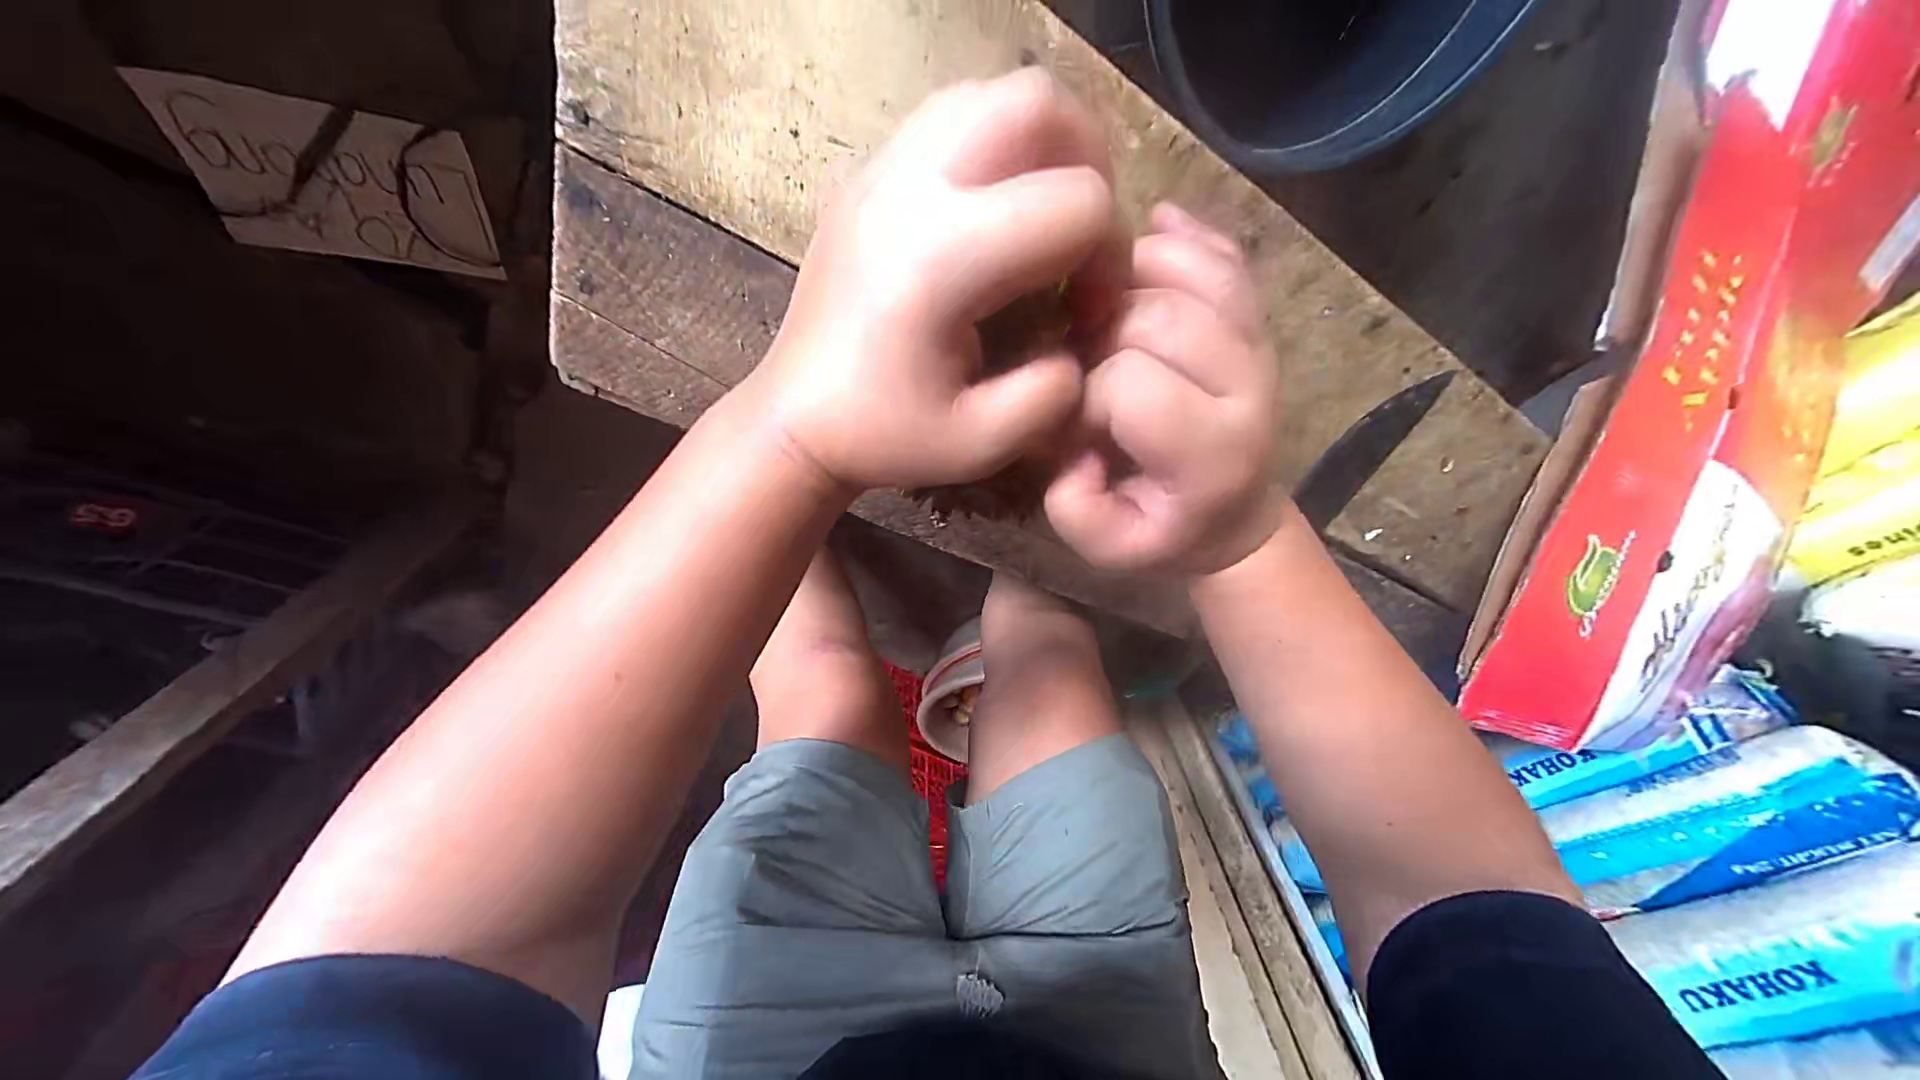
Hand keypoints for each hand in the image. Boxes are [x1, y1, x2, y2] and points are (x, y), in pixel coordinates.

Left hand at [740, 68, 1122, 493]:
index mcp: (946, 257)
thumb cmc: (881, 437)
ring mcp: (879, 170)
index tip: (1084, 311)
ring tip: (1041, 218)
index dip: (1110, 256)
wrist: (795, 421)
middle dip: (1088, 163)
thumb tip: (1083, 342)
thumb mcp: (981, 443)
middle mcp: (911, 188)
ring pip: (988, 95)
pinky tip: (991, 215)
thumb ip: (1055, 392)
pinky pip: (946, 118)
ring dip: (1040, 144)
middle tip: (1082, 236)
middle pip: (1037, 102)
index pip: (1077, 202)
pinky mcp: (862, 176)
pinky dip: (991, 148)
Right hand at [1044, 203, 1285, 574]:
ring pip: (1194, 272)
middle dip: (1098, 335)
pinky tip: (1150, 232)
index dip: (1084, 393)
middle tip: (1079, 363)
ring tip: (1094, 309)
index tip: (1074, 422)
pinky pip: (1225, 258)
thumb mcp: (1107, 548)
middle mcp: (1247, 387)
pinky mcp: (1257, 323)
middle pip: (1158, 318)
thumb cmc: (1165, 533)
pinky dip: (1182, 238)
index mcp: (1212, 453)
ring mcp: (1260, 346)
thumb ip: (1074, 507)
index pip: (1130, 383)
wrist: (1232, 516)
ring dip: (1129, 276)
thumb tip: (1072, 440)